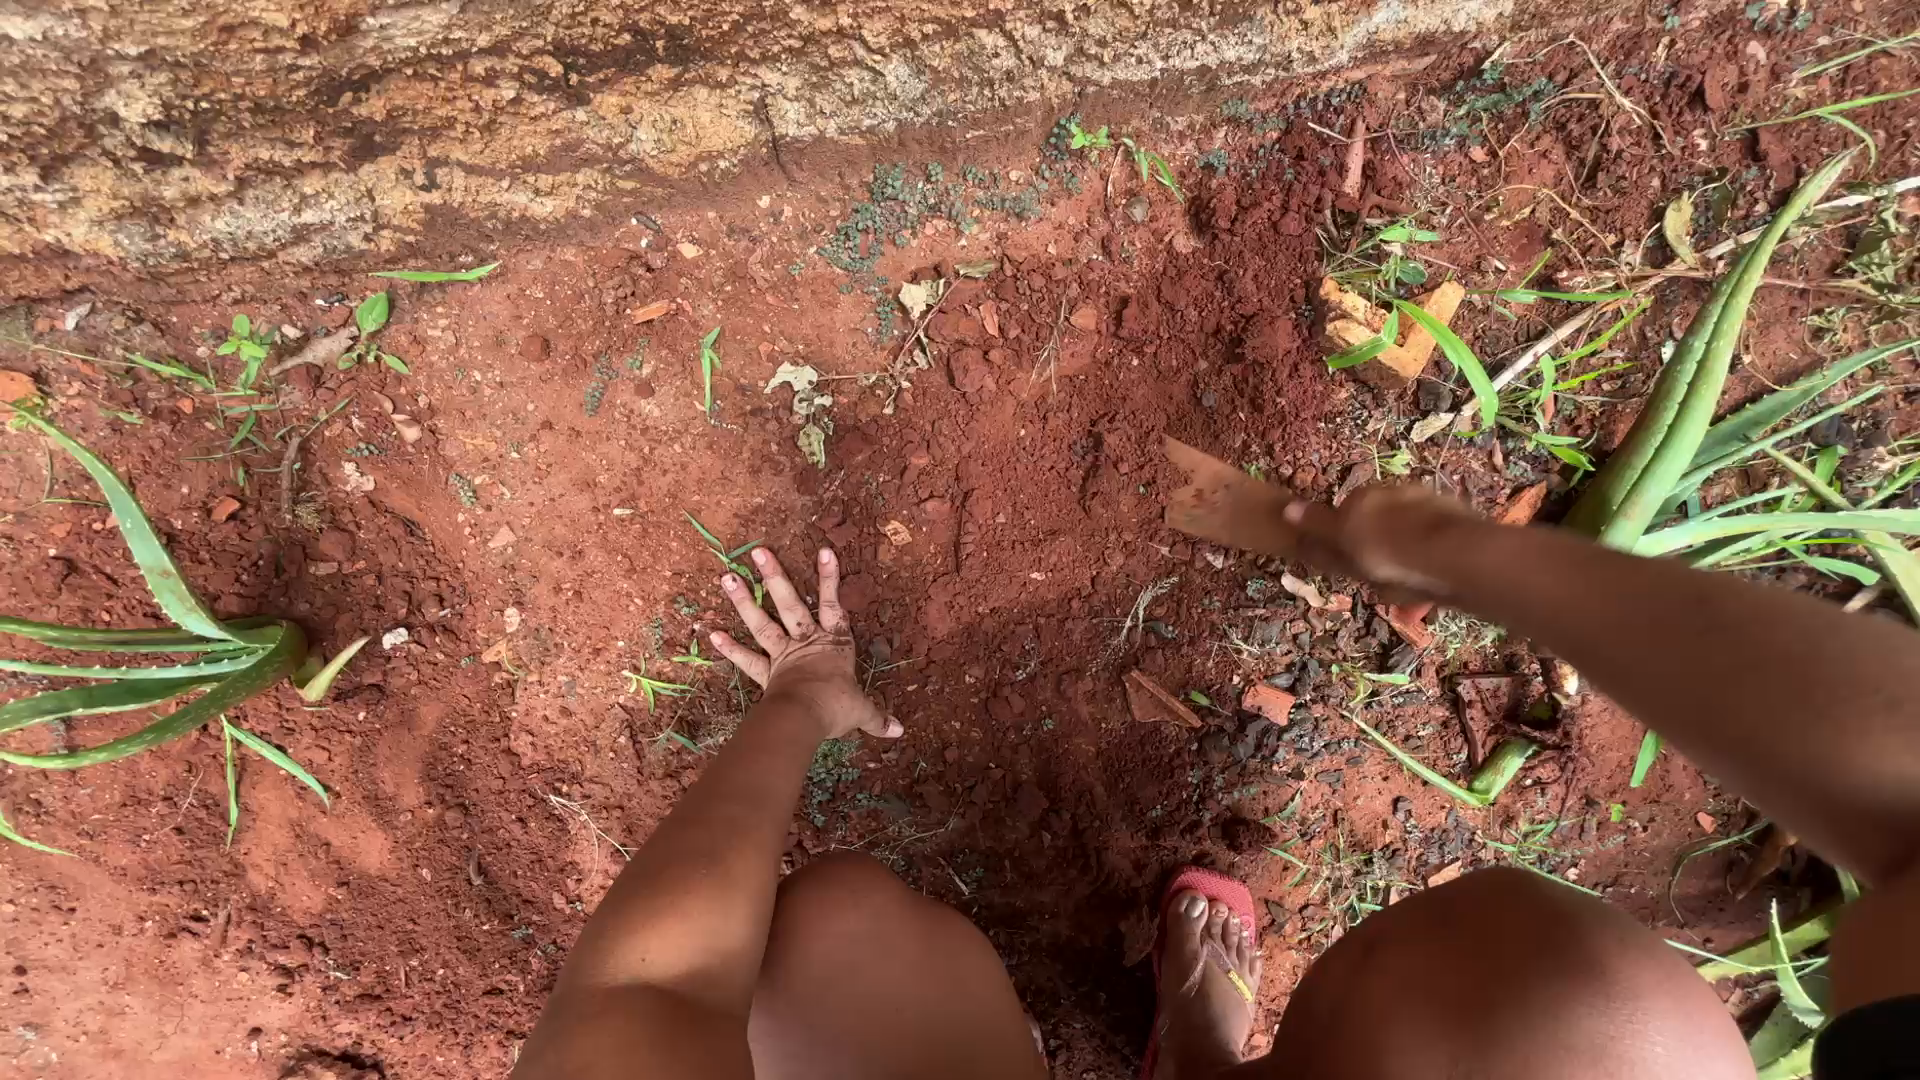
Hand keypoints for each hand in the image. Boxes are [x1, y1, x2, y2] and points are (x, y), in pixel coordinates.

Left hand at [709, 546, 903, 740]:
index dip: (830, 578)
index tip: (824, 550)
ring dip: (744, 601)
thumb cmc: (835, 707)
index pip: (834, 605)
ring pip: (762, 623)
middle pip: (790, 605)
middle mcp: (805, 642)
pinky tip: (711, 633)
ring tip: (727, 577)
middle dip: (775, 577)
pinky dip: (729, 648)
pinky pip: (746, 659)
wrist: (803, 719)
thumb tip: (899, 731)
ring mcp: (782, 656)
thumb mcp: (861, 711)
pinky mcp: (765, 674)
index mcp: (833, 644)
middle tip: (758, 551)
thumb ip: (877, 717)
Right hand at [1281, 484, 1476, 600]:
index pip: (1344, 511)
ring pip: (1405, 538)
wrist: (1454, 557)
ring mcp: (1431, 507)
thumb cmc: (1387, 548)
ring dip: (1399, 560)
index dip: (1342, 538)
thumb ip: (1315, 524)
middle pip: (1377, 524)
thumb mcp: (1342, 537)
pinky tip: (1423, 587)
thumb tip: (1287, 508)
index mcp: (1367, 493)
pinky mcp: (1459, 529)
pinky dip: (1423, 567)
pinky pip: (1429, 551)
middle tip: (1374, 578)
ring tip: (1401, 590)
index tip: (1344, 561)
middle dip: (1374, 548)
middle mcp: (1398, 492)